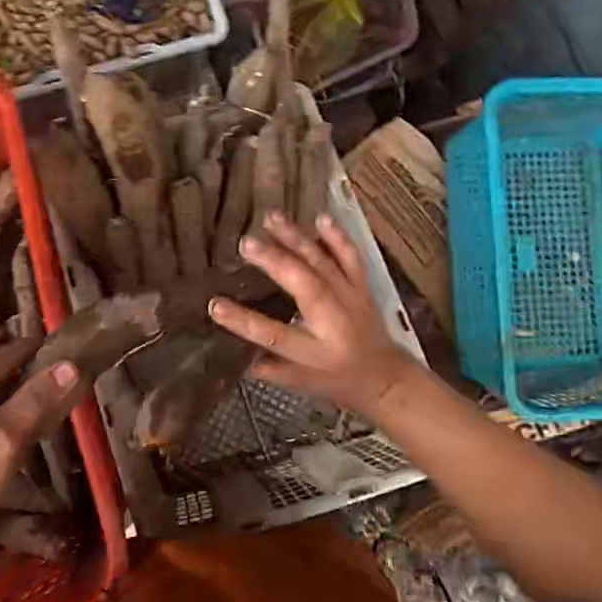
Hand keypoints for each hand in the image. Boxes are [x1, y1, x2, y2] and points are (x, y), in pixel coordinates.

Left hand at [0, 340, 81, 565]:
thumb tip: (69, 364)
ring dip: (17, 409)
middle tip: (66, 407)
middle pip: (2, 373)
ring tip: (45, 429)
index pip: (15, 350)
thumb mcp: (6, 439)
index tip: (79, 369)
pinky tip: (13, 445)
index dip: (47, 357)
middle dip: (33, 387)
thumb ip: (37, 399)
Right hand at [208, 210, 420, 417]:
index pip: (274, 335)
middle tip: (246, 242)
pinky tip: (320, 218)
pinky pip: (350, 257)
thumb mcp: (300, 383)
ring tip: (272, 218)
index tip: (215, 305)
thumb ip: (268, 369)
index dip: (243, 321)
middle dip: (275, 262)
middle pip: (304, 286)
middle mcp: (333, 321)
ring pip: (323, 264)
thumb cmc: (337, 381)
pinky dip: (336, 236)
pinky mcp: (361, 286)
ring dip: (297, 239)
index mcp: (313, 351)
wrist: (386, 378)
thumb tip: (233, 356)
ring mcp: (350, 299)